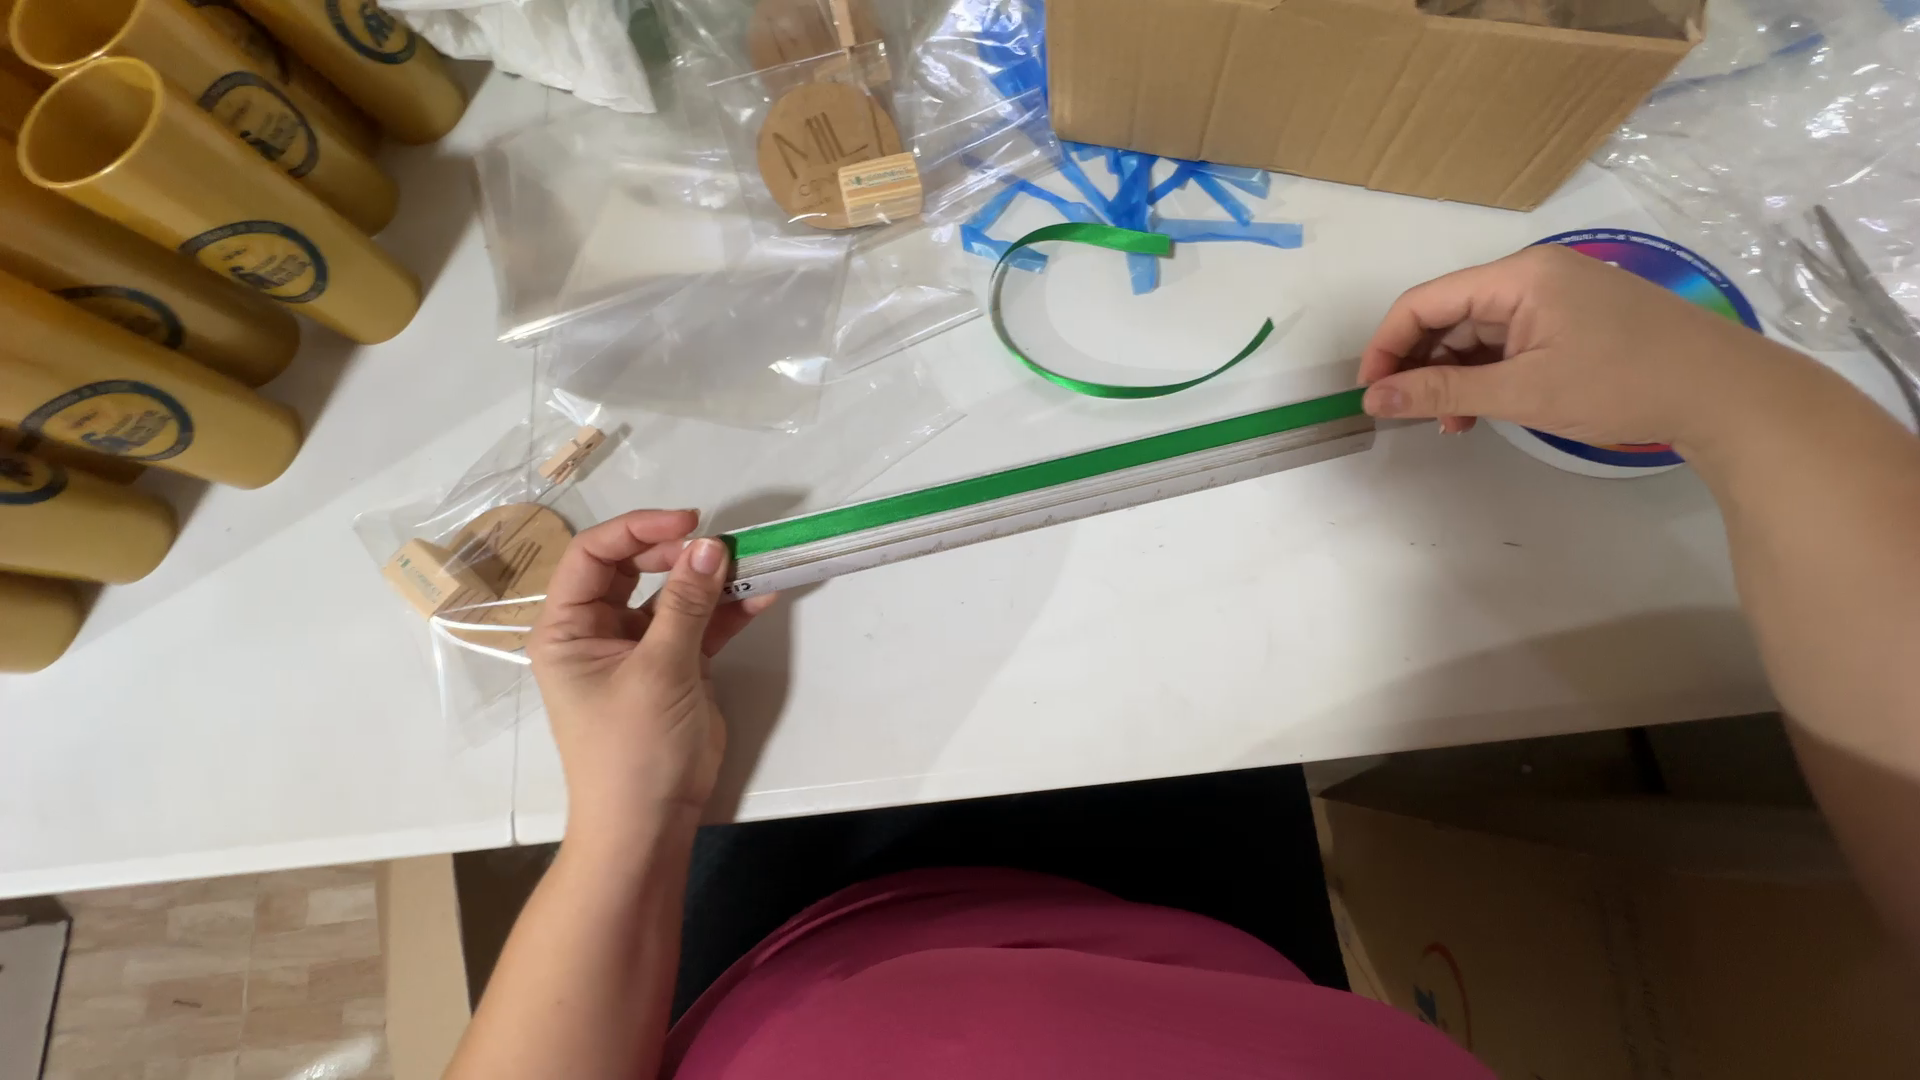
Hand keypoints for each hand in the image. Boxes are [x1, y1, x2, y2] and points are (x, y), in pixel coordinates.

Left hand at [528, 510, 776, 852]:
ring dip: (711, 579)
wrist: (652, 820)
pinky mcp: (678, 664)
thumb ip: (686, 604)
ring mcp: (642, 647)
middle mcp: (600, 630)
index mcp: (569, 628)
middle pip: (634, 567)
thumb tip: (710, 544)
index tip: (689, 523)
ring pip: (675, 594)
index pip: (593, 555)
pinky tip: (762, 594)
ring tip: (750, 564)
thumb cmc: (633, 747)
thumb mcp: (659, 670)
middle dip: (677, 552)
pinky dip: (730, 610)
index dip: (637, 530)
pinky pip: (702, 623)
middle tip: (719, 549)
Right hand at [1357, 244, 1814, 454]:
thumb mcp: (1519, 392)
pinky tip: (1477, 411)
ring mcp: (1551, 297)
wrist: (1726, 394)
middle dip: (1416, 365)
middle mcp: (1530, 276)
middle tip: (1403, 411)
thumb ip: (1439, 393)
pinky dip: (1480, 376)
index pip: (1423, 302)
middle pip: (1444, 316)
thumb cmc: (1621, 384)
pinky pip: (1501, 343)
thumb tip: (1372, 398)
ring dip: (1448, 378)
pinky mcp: (1566, 320)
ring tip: (1447, 422)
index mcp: (1518, 276)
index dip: (1385, 346)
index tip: (1370, 392)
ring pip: (1470, 335)